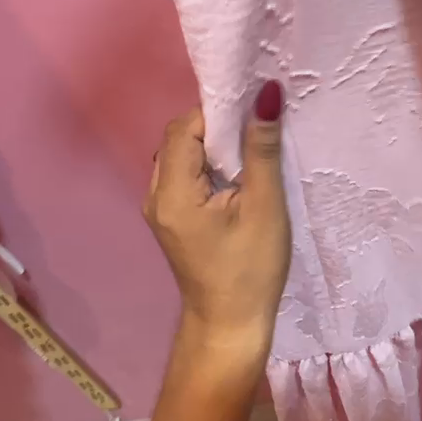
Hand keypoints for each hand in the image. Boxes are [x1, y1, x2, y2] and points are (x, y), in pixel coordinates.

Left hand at [143, 83, 292, 356]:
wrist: (231, 326)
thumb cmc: (251, 269)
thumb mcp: (265, 206)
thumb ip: (261, 149)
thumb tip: (266, 94)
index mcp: (172, 192)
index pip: (183, 128)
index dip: (216, 114)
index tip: (251, 116)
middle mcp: (155, 195)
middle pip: (178, 140)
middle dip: (215, 129)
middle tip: (254, 134)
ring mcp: (160, 209)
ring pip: (181, 157)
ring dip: (212, 149)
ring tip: (249, 156)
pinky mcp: (171, 220)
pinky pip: (184, 176)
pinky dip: (207, 168)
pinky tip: (236, 179)